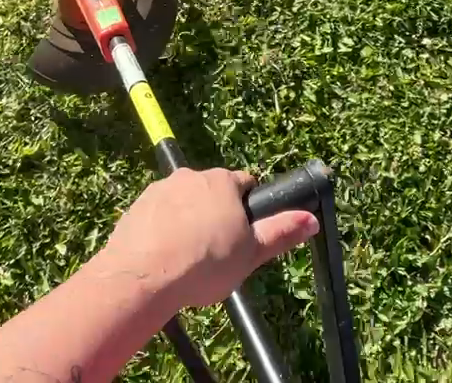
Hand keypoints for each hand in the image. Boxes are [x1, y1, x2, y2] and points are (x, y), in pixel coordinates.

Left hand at [93, 168, 319, 309]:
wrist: (144, 275)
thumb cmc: (204, 263)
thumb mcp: (251, 253)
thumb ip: (280, 233)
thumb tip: (311, 219)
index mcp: (222, 181)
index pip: (245, 183)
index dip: (248, 208)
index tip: (244, 234)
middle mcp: (191, 175)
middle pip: (212, 191)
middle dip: (218, 214)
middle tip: (219, 251)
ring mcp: (162, 188)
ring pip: (184, 202)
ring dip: (189, 221)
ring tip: (190, 259)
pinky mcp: (139, 204)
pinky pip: (159, 213)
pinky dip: (165, 229)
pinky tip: (166, 257)